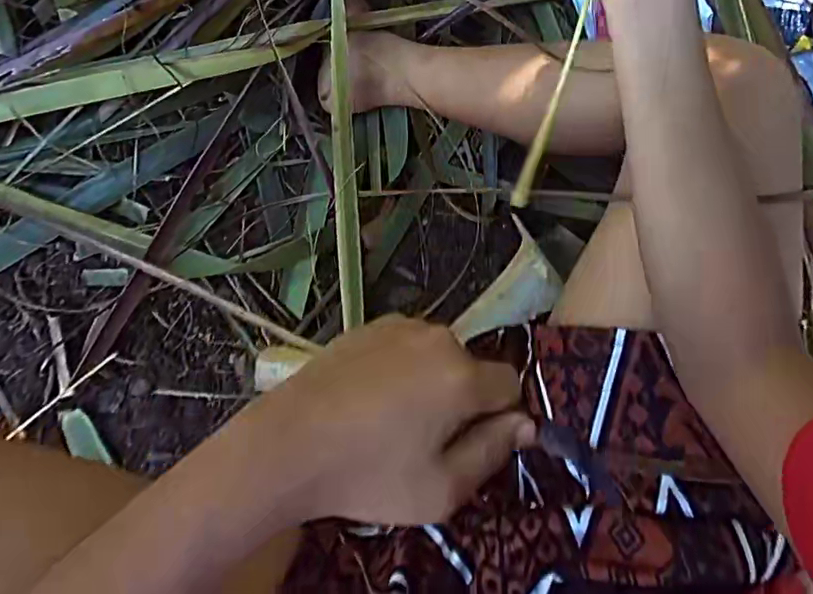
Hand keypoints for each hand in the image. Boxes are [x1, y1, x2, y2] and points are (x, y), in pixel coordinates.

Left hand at [260, 315, 534, 525]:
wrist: (287, 443)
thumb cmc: (366, 474)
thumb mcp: (439, 490)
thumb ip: (493, 453)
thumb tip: (525, 423)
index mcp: (462, 376)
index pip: (511, 384)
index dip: (500, 416)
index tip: (472, 442)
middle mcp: (441, 337)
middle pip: (473, 369)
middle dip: (462, 400)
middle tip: (425, 439)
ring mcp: (405, 325)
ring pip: (440, 355)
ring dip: (432, 381)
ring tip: (391, 419)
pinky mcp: (375, 323)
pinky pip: (409, 345)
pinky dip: (403, 367)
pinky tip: (371, 397)